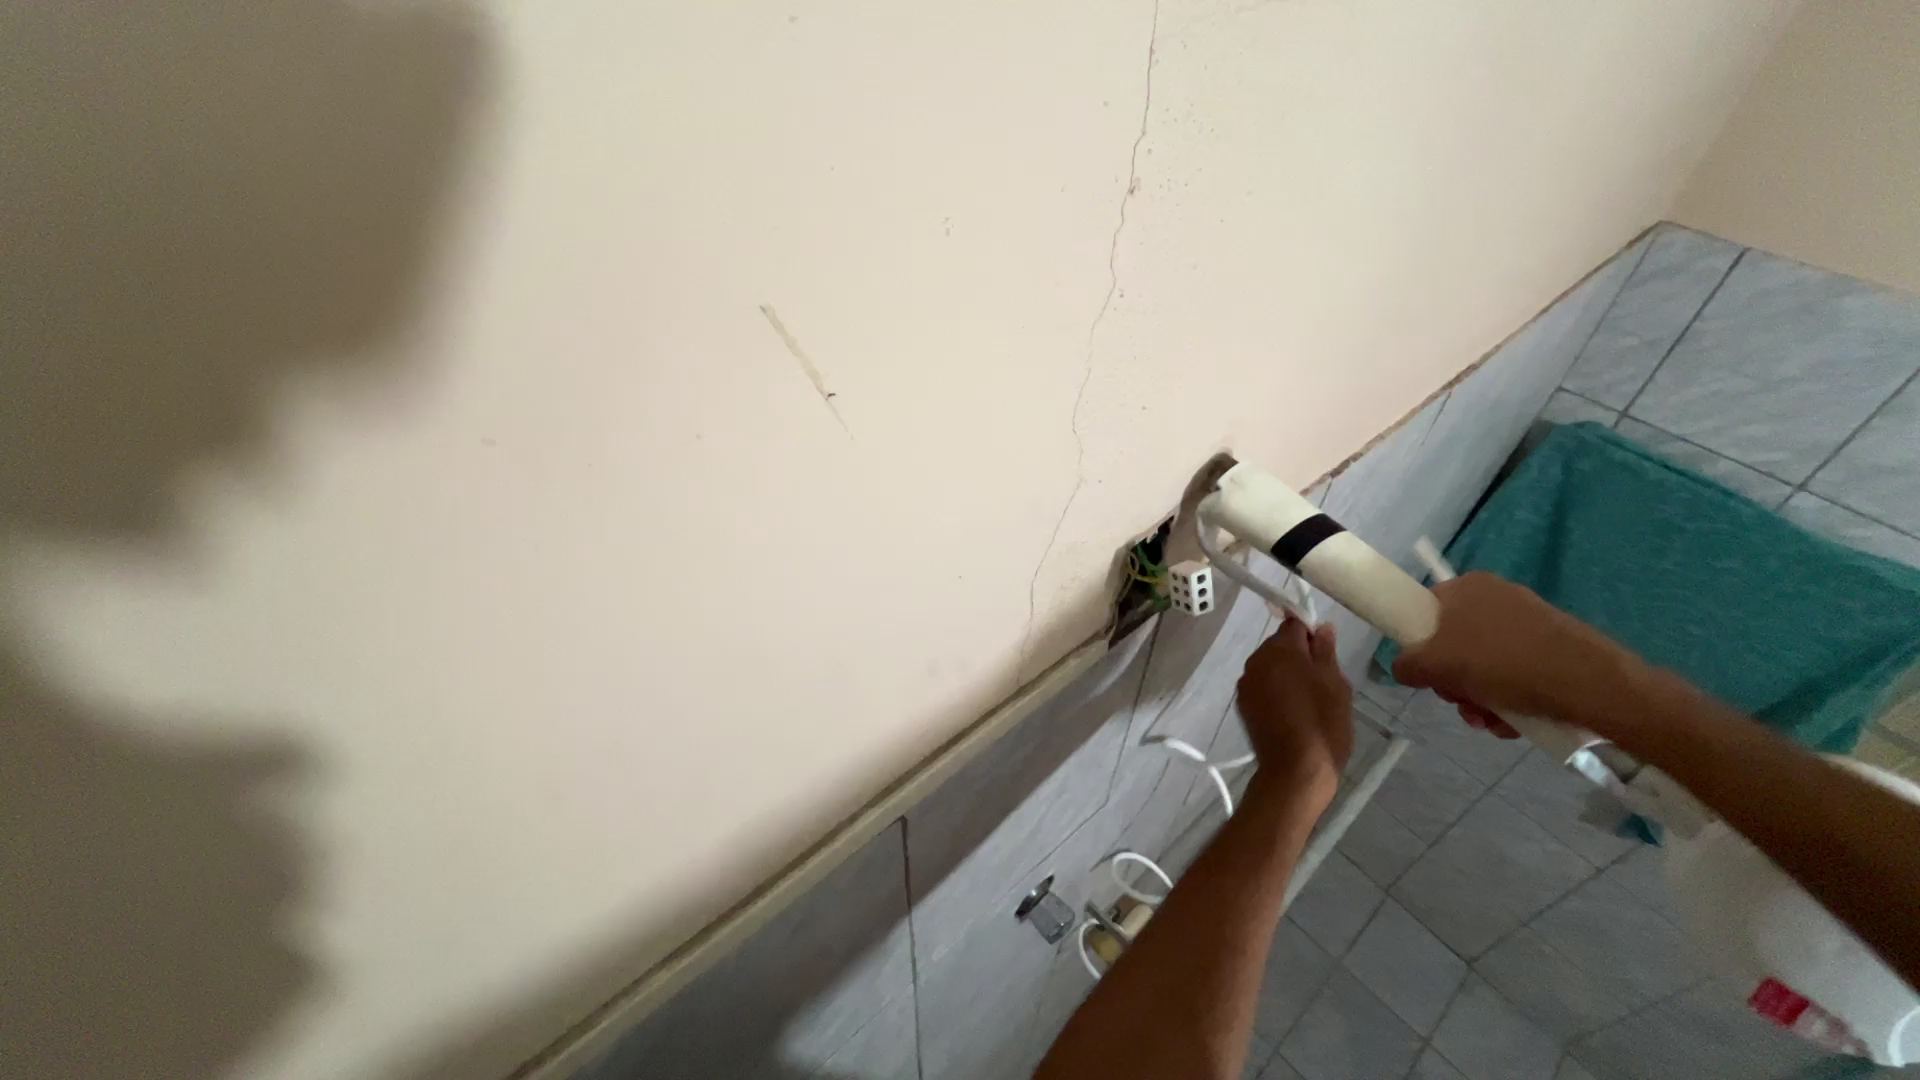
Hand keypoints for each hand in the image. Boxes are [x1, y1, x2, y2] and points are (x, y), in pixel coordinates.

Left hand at [1236, 616, 1352, 805]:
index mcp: (1279, 650)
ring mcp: (1245, 684)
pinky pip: (1261, 685)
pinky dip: (1275, 691)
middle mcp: (1255, 661)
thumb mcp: (1335, 684)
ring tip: (1309, 700)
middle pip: (1279, 645)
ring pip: (1270, 666)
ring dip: (1286, 673)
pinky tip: (1292, 712)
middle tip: (1323, 681)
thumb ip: (1325, 651)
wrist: (1295, 771)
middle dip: (1299, 655)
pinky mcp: (1242, 704)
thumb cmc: (1323, 724)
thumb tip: (1321, 626)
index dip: (1311, 633)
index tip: (1327, 653)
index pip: (1294, 624)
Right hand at [1392, 572, 1630, 735]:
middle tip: (1458, 702)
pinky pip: (1516, 673)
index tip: (1425, 672)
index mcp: (1466, 587)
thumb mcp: (1434, 665)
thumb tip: (1405, 668)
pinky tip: (1512, 722)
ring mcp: (1529, 622)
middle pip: (1453, 642)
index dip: (1417, 642)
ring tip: (1488, 721)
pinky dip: (1508, 698)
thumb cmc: (1503, 663)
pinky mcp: (1555, 647)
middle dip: (1452, 680)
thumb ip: (1406, 665)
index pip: (1423, 609)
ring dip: (1477, 697)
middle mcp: (1497, 596)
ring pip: (1484, 664)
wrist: (1591, 685)